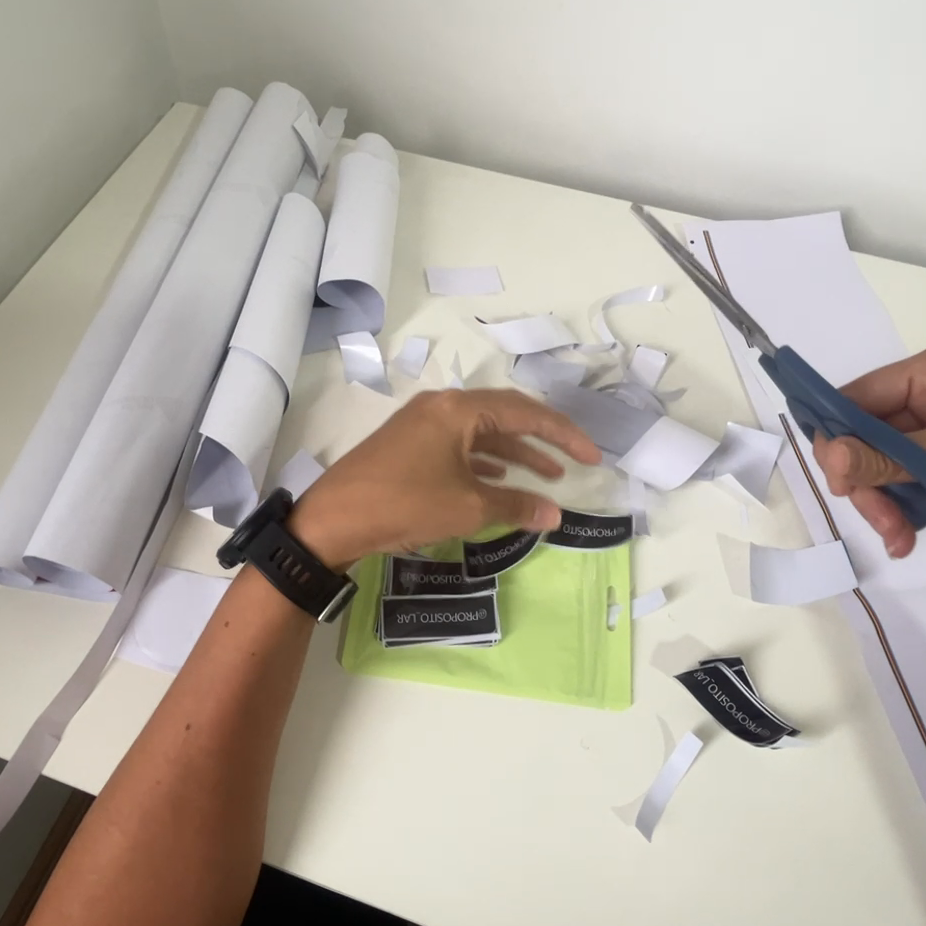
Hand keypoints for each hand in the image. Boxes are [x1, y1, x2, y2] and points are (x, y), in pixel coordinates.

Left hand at [287, 389, 601, 568]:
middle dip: (541, 440)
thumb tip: (555, 514)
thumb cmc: (404, 504)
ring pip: (480, 434)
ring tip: (545, 477)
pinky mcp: (407, 446)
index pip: (524, 413)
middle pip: (503, 416)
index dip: (562, 434)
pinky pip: (458, 447)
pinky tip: (499, 482)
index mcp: (457, 409)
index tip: (591, 457)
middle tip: (573, 462)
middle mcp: (440, 407)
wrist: (333, 519)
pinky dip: (484, 463)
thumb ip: (516, 505)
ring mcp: (420, 425)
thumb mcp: (467, 507)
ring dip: (513, 454)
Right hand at [811, 339, 925, 558]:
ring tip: (899, 538)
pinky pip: (913, 475)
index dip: (839, 438)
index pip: (859, 396)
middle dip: (869, 481)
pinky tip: (910, 533)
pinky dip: (906, 504)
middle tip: (879, 523)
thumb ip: (888, 457)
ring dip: (886, 499)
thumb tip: (826, 458)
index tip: (840, 483)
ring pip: (888, 460)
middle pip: (870, 434)